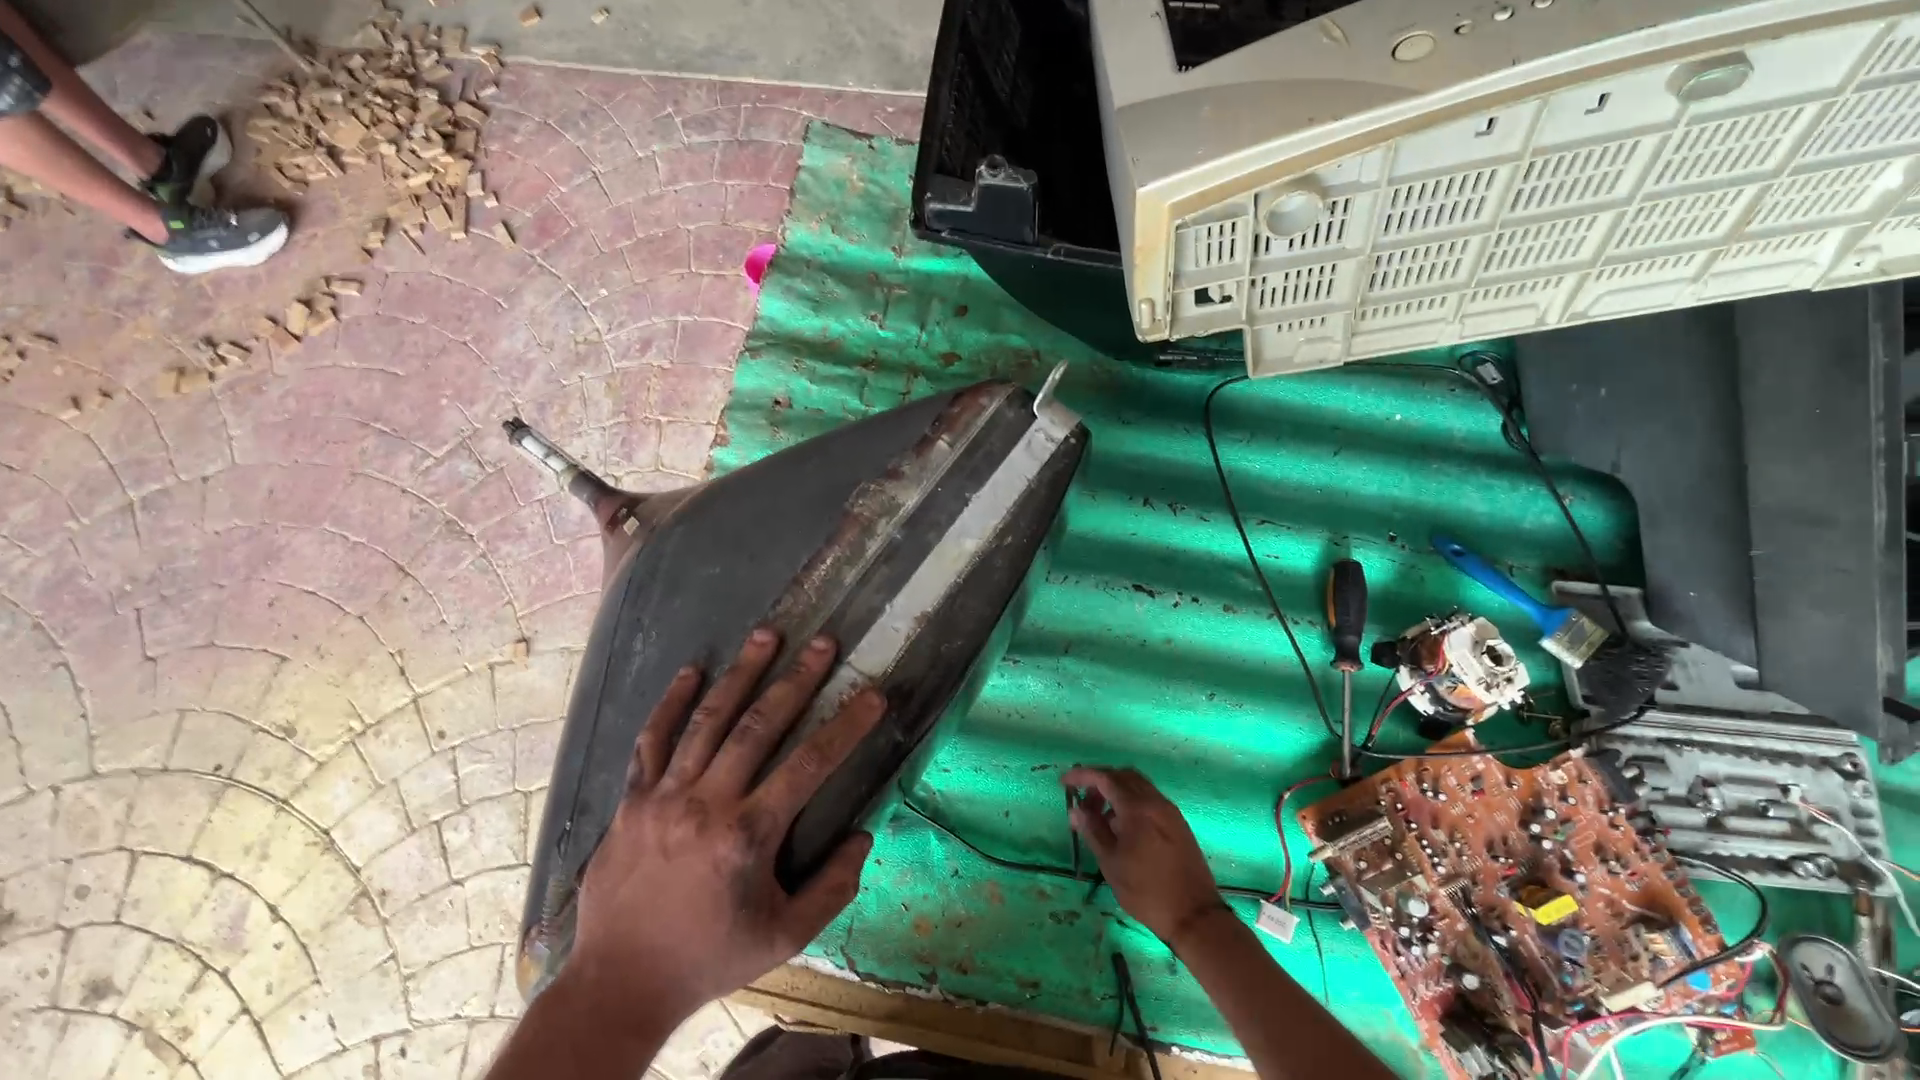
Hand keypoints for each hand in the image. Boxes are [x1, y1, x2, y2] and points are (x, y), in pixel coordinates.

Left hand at [565, 627, 884, 1023]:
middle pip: (758, 726)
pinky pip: (651, 741)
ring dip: (741, 675)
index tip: (873, 695)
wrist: (620, 983)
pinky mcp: (631, 801)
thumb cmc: (710, 959)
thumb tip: (863, 838)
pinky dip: (671, 703)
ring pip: (708, 721)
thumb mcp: (785, 937)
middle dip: (797, 680)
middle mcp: (706, 803)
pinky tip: (690, 671)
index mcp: (748, 836)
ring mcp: (663, 797)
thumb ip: (832, 888)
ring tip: (767, 635)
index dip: (846, 726)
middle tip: (823, 643)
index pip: (809, 765)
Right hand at [1063, 766, 1227, 948]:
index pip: (1105, 778)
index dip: (1082, 776)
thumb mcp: (1111, 863)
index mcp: (1138, 808)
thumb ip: (1092, 830)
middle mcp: (1156, 802)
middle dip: (1100, 782)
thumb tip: (1076, 809)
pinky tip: (1123, 828)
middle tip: (1084, 803)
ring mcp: (1170, 812)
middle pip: (1124, 776)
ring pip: (1139, 786)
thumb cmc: (1146, 890)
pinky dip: (1132, 802)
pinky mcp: (1178, 824)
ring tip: (1101, 818)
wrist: (1194, 914)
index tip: (1064, 782)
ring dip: (1117, 792)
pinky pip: (1150, 800)